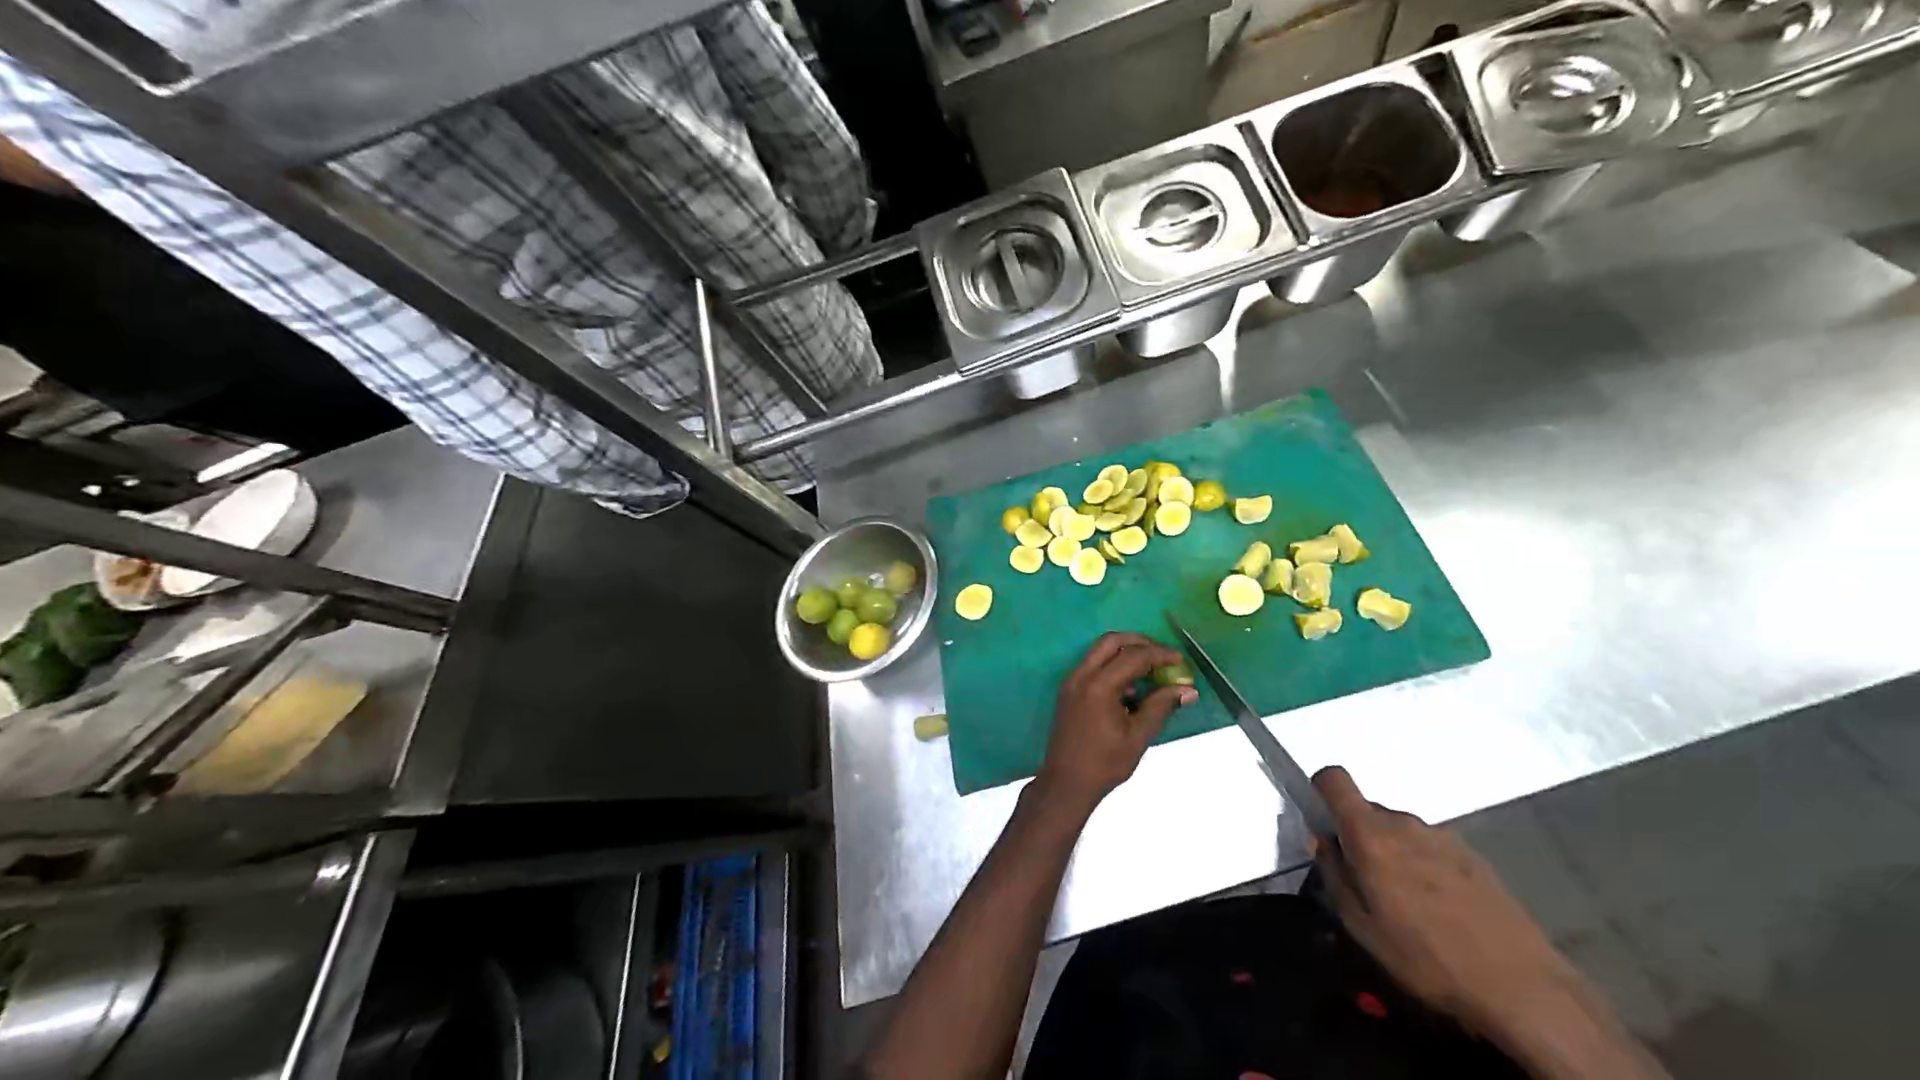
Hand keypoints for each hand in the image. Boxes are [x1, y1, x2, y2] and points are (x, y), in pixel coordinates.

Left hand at [1036, 633, 1196, 809]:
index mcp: (1098, 686)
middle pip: (1111, 641)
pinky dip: (1112, 666)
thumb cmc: (1104, 763)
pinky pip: (1092, 666)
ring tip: (1150, 671)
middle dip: (1139, 643)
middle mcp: (1081, 676)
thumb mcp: (1138, 736)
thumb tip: (1187, 690)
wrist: (1066, 782)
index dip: (1160, 655)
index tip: (1180, 661)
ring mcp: (1071, 681)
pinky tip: (1130, 689)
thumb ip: (1161, 707)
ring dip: (1125, 653)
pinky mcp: (1069, 690)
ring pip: (1099, 651)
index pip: (1133, 657)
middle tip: (1162, 656)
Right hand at [1311, 767, 1582, 1037]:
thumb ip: (1332, 872)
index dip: (1321, 789)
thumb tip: (1321, 839)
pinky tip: (1441, 910)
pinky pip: (1432, 849)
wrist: (1521, 986)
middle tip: (1365, 882)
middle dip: (1359, 837)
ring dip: (1394, 854)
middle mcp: (1404, 822)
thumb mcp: (1358, 924)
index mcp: (1369, 832)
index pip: (1334, 779)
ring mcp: (1444, 837)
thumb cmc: (1424, 956)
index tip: (1322, 821)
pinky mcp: (1475, 857)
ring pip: (1401, 832)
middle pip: (1368, 811)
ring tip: (1407, 903)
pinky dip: (1425, 867)